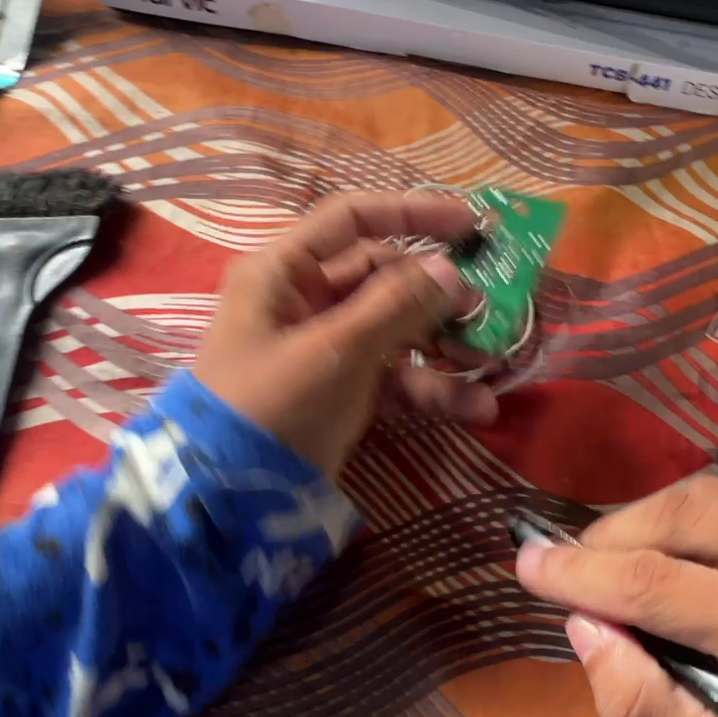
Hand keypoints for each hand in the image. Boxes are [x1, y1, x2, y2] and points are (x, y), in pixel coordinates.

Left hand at [194, 191, 497, 477]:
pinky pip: (393, 378)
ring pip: (396, 332)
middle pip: (385, 279)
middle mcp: (305, 301)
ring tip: (493, 365)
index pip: (353, 219)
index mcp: (285, 272)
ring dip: (445, 348)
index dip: (413, 213)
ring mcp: (326, 349)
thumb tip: (451, 270)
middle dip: (440, 296)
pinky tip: (474, 409)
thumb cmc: (271, 407)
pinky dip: (430, 390)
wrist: (224, 502)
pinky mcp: (342, 392)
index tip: (472, 225)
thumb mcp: (334, 351)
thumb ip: (396, 306)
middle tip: (492, 310)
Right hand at [514, 478, 717, 716]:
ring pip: (711, 492)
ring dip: (650, 520)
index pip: (656, 583)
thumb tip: (585, 626)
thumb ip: (648, 707)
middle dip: (610, 534)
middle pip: (681, 512)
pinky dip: (698, 519)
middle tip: (572, 568)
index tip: (525, 566)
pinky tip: (687, 555)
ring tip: (619, 561)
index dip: (578, 572)